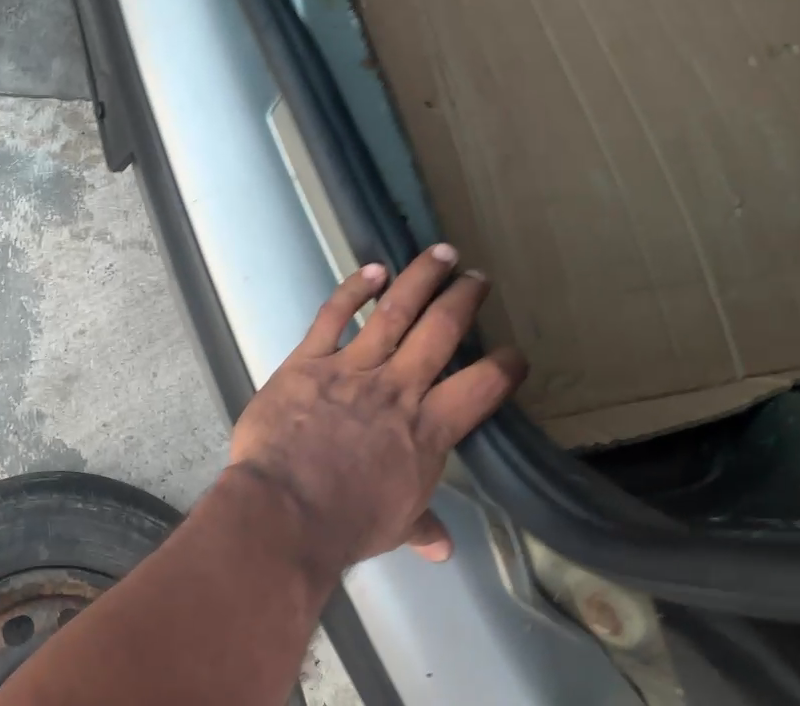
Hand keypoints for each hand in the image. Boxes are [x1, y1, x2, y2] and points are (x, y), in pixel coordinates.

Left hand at [228, 246, 526, 583]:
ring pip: (393, 312)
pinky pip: (333, 316)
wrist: (285, 506)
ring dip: (420, 279)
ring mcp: (351, 369)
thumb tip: (441, 547)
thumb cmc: (345, 522)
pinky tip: (372, 269)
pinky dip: (354, 289)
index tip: (514, 353)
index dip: (503, 368)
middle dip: (462, 301)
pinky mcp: (307, 360)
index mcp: (427, 431)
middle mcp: (396, 390)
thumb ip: (420, 524)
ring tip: (440, 252)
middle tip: (477, 277)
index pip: (480, 390)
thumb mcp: (393, 525)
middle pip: (440, 333)